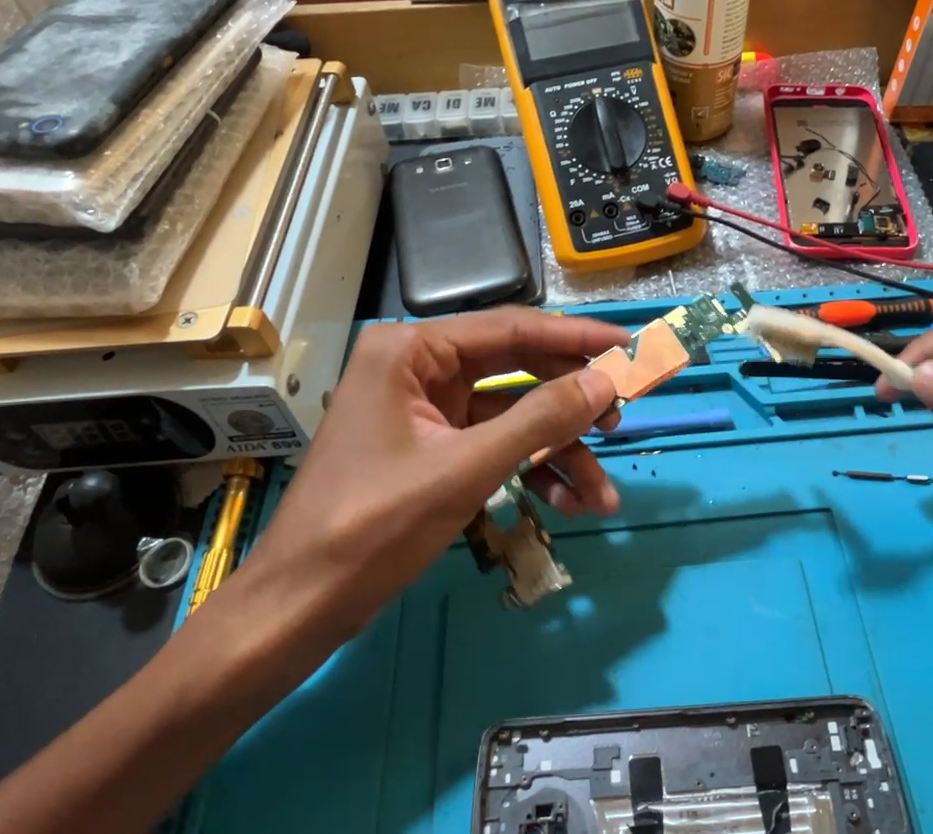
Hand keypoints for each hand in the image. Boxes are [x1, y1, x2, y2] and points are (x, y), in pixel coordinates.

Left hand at [235, 308, 628, 644]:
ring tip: (602, 495)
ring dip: (558, 453)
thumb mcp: (466, 468)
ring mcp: (424, 411)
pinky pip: (494, 447)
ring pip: (512, 417)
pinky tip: (567, 505)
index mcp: (411, 350)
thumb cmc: (374, 524)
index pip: (511, 330)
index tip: (630, 348)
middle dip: (570, 405)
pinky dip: (530, 473)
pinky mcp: (430, 449)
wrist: (302, 603)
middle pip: (516, 371)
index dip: (576, 340)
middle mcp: (417, 368)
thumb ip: (540, 419)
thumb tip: (605, 381)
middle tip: (621, 423)